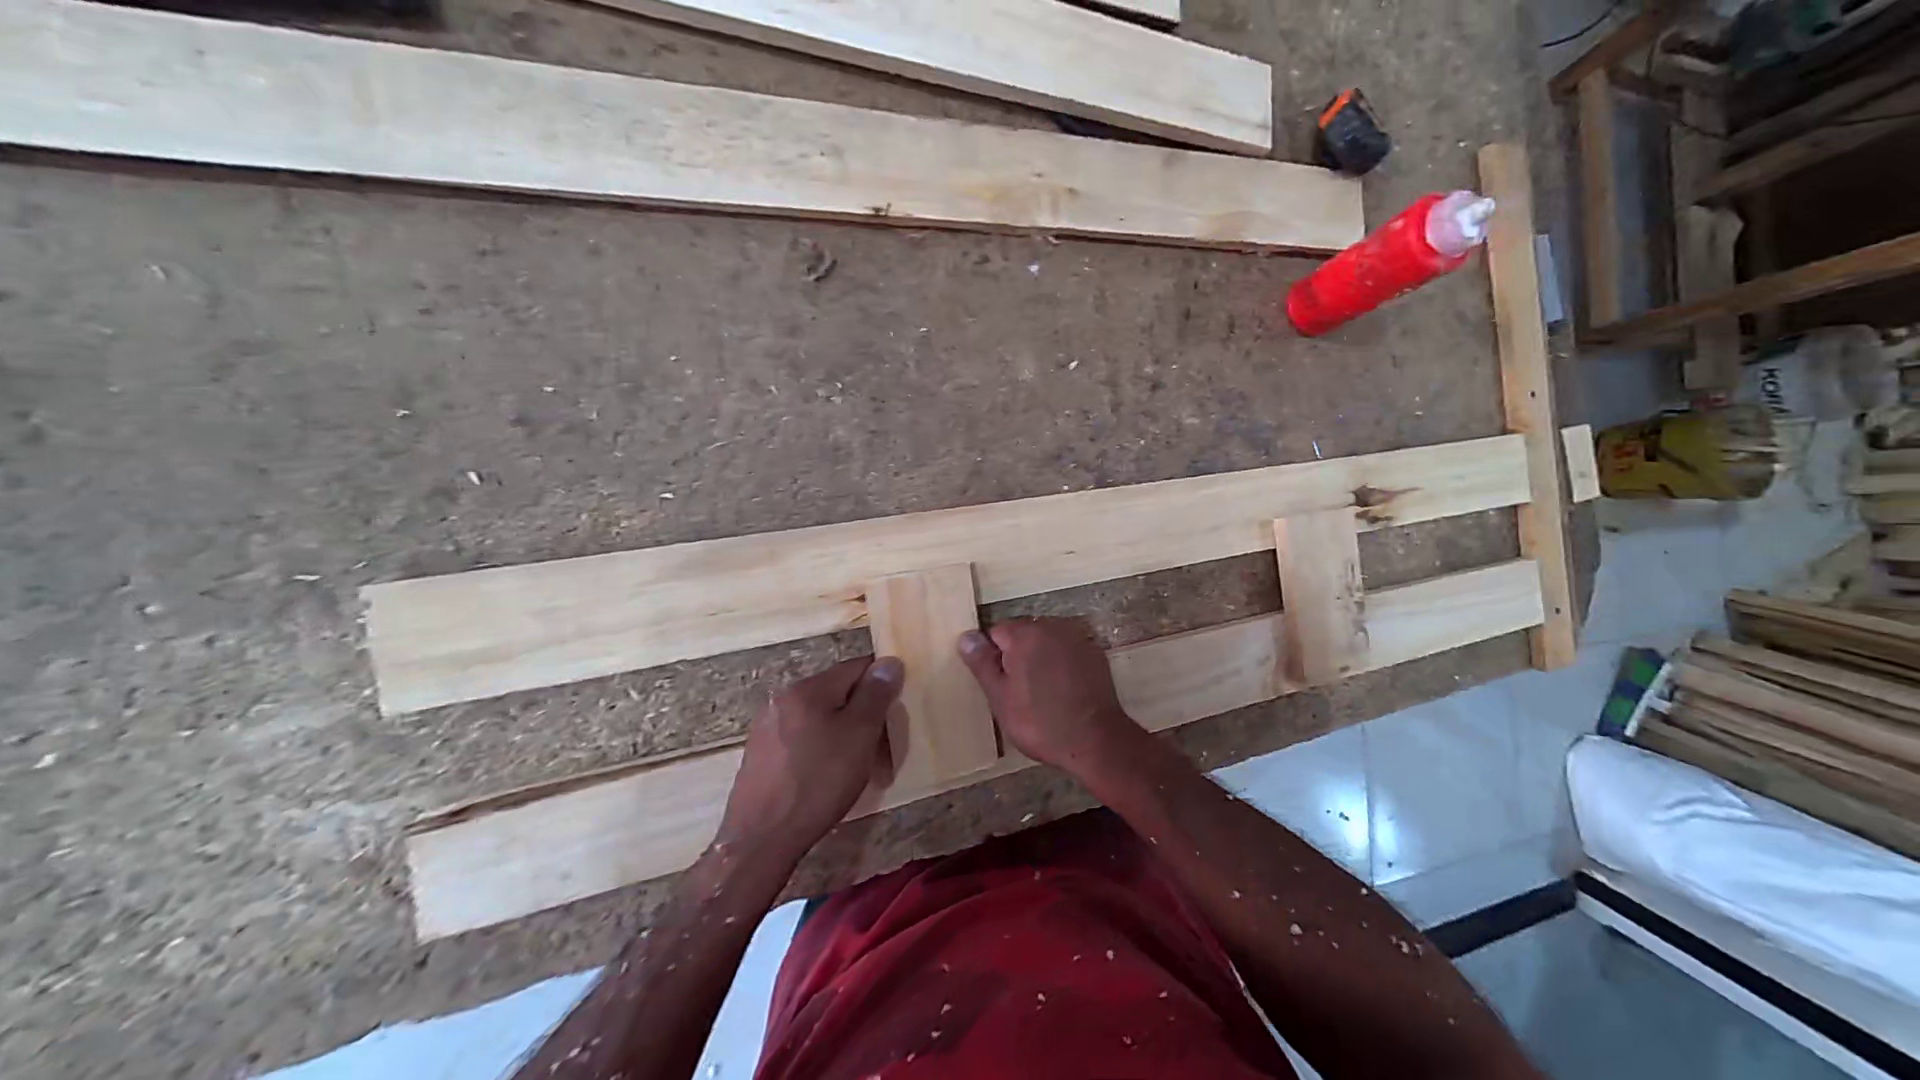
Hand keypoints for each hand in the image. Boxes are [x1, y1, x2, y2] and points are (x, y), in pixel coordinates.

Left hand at [716, 656, 902, 863]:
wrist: (762, 838)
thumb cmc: (819, 782)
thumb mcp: (859, 735)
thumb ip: (875, 695)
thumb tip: (889, 661)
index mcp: (807, 688)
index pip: (855, 667)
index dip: (881, 682)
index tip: (896, 708)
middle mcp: (782, 698)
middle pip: (835, 692)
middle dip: (862, 712)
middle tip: (881, 744)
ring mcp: (766, 727)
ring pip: (818, 717)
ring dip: (841, 732)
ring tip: (857, 764)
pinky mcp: (759, 754)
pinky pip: (800, 739)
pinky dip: (820, 749)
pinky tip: (826, 777)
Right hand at [957, 618, 1144, 782]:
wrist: (1096, 741)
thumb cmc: (1040, 722)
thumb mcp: (1000, 697)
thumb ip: (981, 663)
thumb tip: (966, 636)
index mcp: (1025, 633)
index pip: (996, 633)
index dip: (994, 660)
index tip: (1001, 686)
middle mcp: (1052, 626)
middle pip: (1023, 635)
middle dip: (1018, 658)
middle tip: (1020, 694)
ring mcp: (1078, 639)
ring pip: (1046, 644)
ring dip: (1041, 661)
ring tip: (1043, 696)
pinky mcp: (1096, 654)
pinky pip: (1068, 653)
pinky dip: (1063, 666)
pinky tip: (1064, 693)